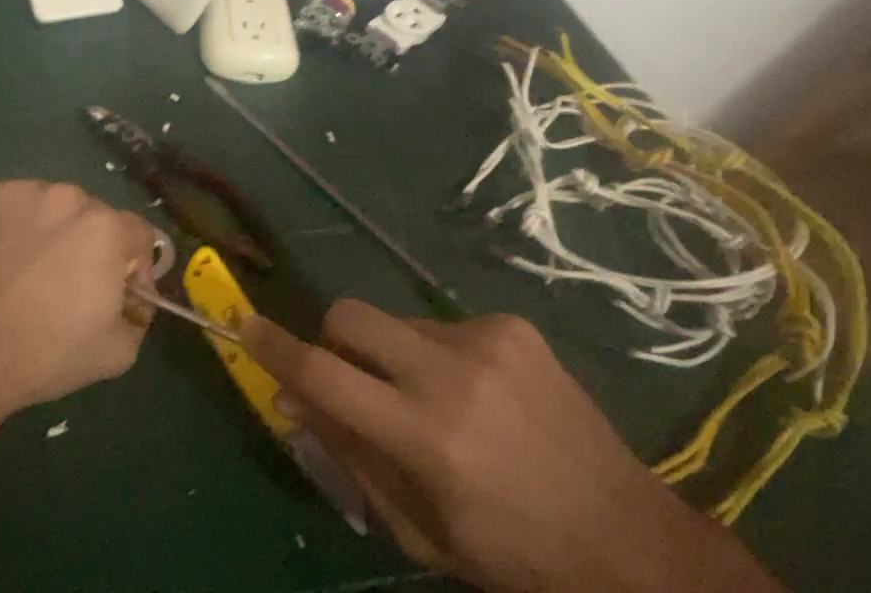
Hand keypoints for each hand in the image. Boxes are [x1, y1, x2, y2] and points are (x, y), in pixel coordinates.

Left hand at [0, 180, 156, 428]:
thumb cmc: (42, 357)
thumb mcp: (117, 352)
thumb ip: (140, 314)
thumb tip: (133, 296)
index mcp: (105, 229)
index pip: (140, 234)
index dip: (135, 267)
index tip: (118, 293)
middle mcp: (66, 197)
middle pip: (96, 217)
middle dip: (93, 247)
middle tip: (70, 286)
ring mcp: (20, 193)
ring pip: (54, 207)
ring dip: (54, 231)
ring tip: (30, 273)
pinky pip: (17, 206)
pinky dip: (17, 226)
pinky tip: (2, 261)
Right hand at [242, 301, 784, 592]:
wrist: (627, 538)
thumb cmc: (510, 554)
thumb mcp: (416, 528)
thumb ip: (350, 456)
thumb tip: (293, 401)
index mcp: (426, 436)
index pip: (323, 375)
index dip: (274, 348)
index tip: (242, 325)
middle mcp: (451, 374)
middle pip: (349, 316)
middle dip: (330, 339)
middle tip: (348, 378)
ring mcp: (487, 341)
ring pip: (394, 319)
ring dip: (389, 353)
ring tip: (430, 400)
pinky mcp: (514, 327)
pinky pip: (439, 325)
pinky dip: (435, 355)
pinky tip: (476, 396)